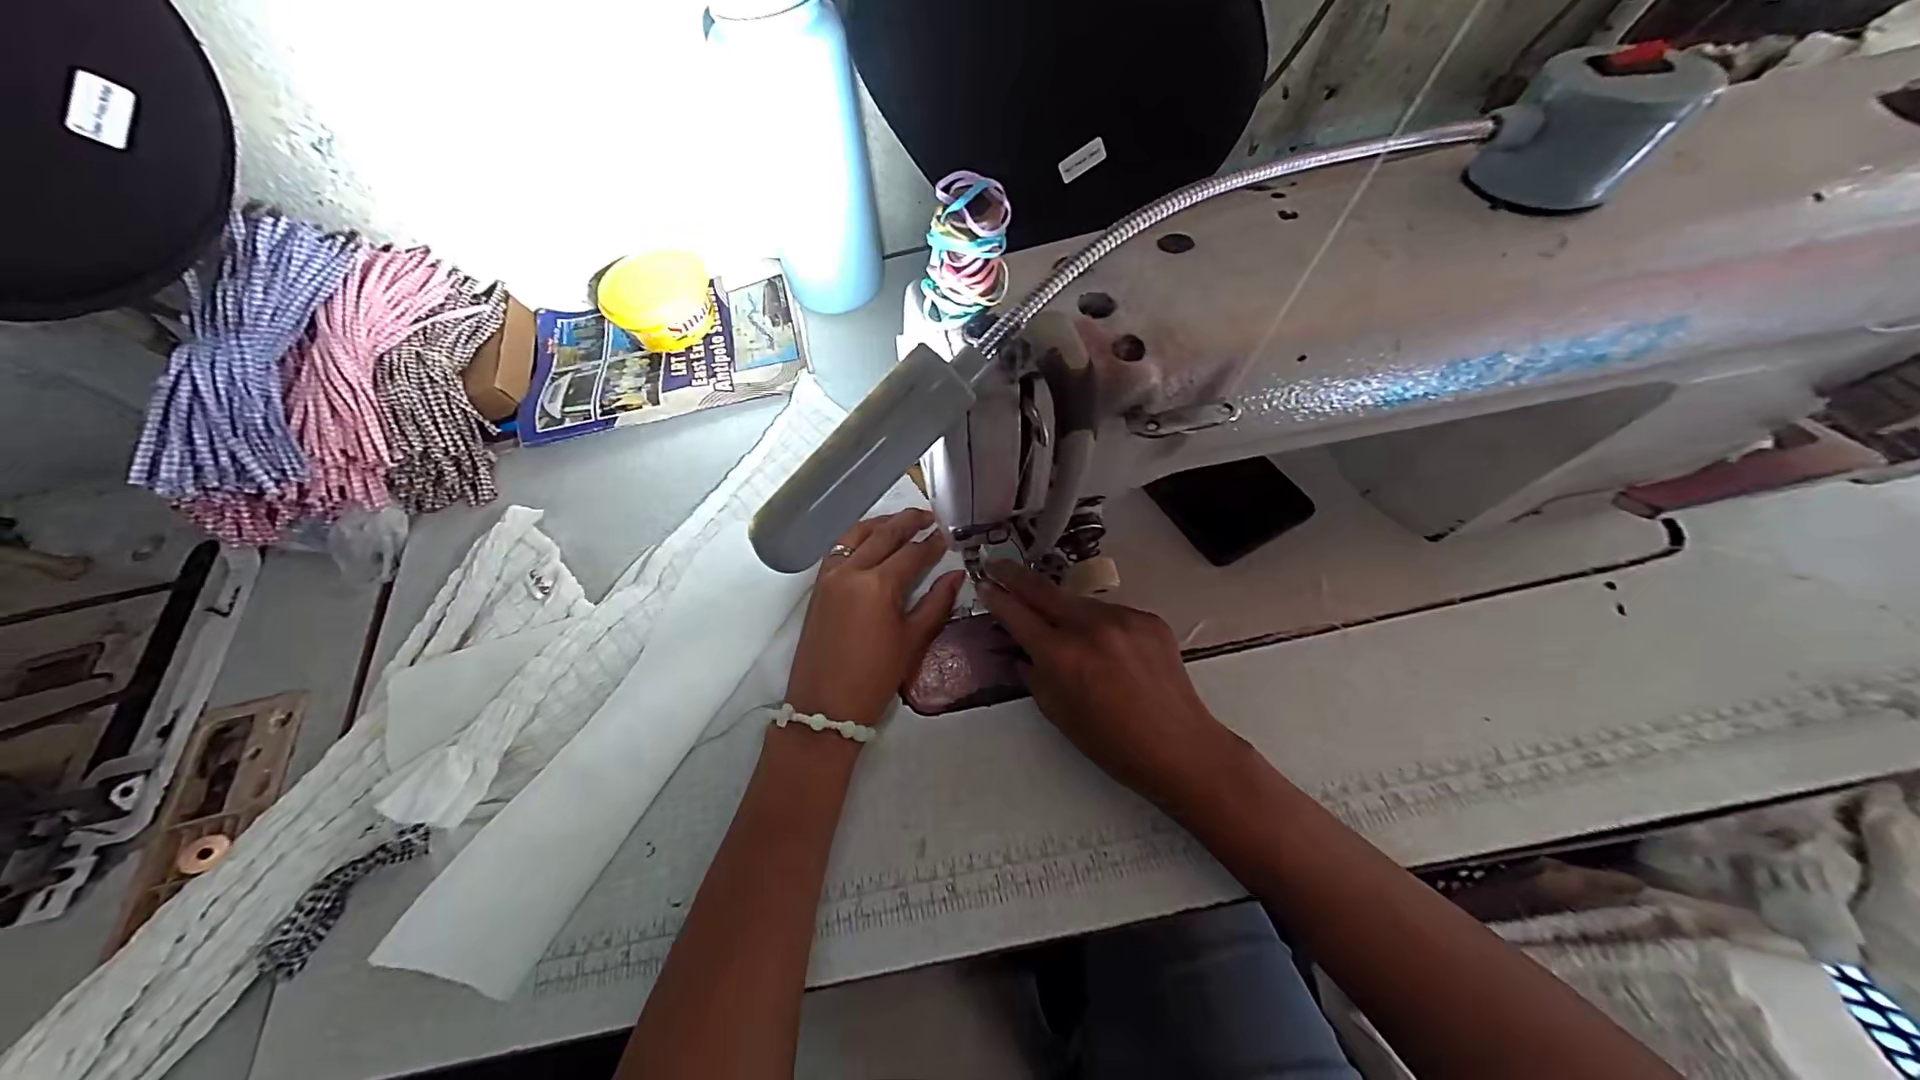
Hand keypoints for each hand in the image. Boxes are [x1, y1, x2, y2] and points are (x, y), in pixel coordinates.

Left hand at [785, 509, 964, 729]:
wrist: (826, 706)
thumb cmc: (875, 678)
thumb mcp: (912, 641)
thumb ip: (936, 603)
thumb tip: (956, 576)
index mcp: (879, 585)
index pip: (912, 553)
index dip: (933, 544)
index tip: (947, 536)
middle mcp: (851, 571)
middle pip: (884, 535)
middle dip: (909, 522)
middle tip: (929, 516)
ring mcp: (830, 576)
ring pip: (857, 535)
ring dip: (881, 524)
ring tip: (901, 521)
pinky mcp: (818, 586)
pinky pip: (839, 549)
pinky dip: (856, 538)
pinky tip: (870, 541)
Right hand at [979, 560, 1242, 808]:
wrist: (1178, 746)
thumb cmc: (1111, 743)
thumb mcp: (1058, 713)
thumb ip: (1034, 675)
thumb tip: (1022, 651)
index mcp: (1061, 656)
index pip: (1018, 614)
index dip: (997, 598)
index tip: (984, 584)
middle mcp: (1090, 627)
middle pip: (1043, 591)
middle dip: (1015, 577)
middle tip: (998, 566)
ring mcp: (1123, 618)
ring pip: (1079, 603)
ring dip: (1062, 608)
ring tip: (1061, 625)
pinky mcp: (1148, 619)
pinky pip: (1111, 614)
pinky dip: (1099, 625)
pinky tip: (1104, 647)